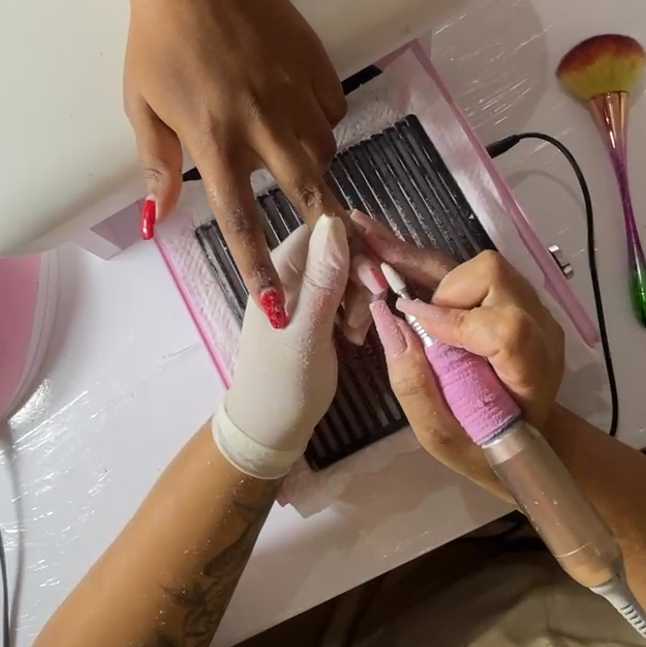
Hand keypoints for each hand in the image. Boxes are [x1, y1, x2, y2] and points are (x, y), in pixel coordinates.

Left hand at [113, 0, 347, 328]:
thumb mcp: (143, 106)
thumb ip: (158, 166)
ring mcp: (296, 92)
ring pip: (325, 150)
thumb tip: (159, 222)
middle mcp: (263, 123)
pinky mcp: (318, 63)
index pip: (242, 220)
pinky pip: (333, 110)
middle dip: (329, 229)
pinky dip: (321, 121)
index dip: (261, 270)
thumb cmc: (158, 41)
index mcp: (215, 140)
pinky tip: (298, 109)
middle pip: (310, 192)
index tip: (280, 307)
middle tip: (341, 253)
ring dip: (314, 165)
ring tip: (292, 155)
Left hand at [213, 215, 349, 478]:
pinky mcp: (312, 310)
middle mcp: (286, 272)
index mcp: (277, 268)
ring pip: (345, 271)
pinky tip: (354, 336)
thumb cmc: (286, 383)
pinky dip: (355, 310)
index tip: (375, 284)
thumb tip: (334, 219)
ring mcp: (299, 291)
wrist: (271, 428)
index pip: (323, 229)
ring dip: (360, 296)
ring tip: (357, 332)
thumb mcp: (309, 331)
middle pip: (338, 248)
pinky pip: (342, 293)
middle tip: (365, 315)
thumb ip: (323, 278)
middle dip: (361, 276)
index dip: (355, 249)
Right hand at [354, 213, 563, 497]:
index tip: (412, 320)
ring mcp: (532, 308)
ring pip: (481, 264)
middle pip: (493, 275)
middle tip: (401, 301)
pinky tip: (395, 256)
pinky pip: (474, 269)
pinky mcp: (515, 296)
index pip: (506, 328)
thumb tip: (388, 321)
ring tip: (388, 267)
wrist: (525, 439)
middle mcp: (539, 330)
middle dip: (441, 289)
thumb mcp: (441, 436)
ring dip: (434, 274)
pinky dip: (433, 267)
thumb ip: (414, 384)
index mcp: (530, 372)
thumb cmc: (483, 446)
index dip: (454, 318)